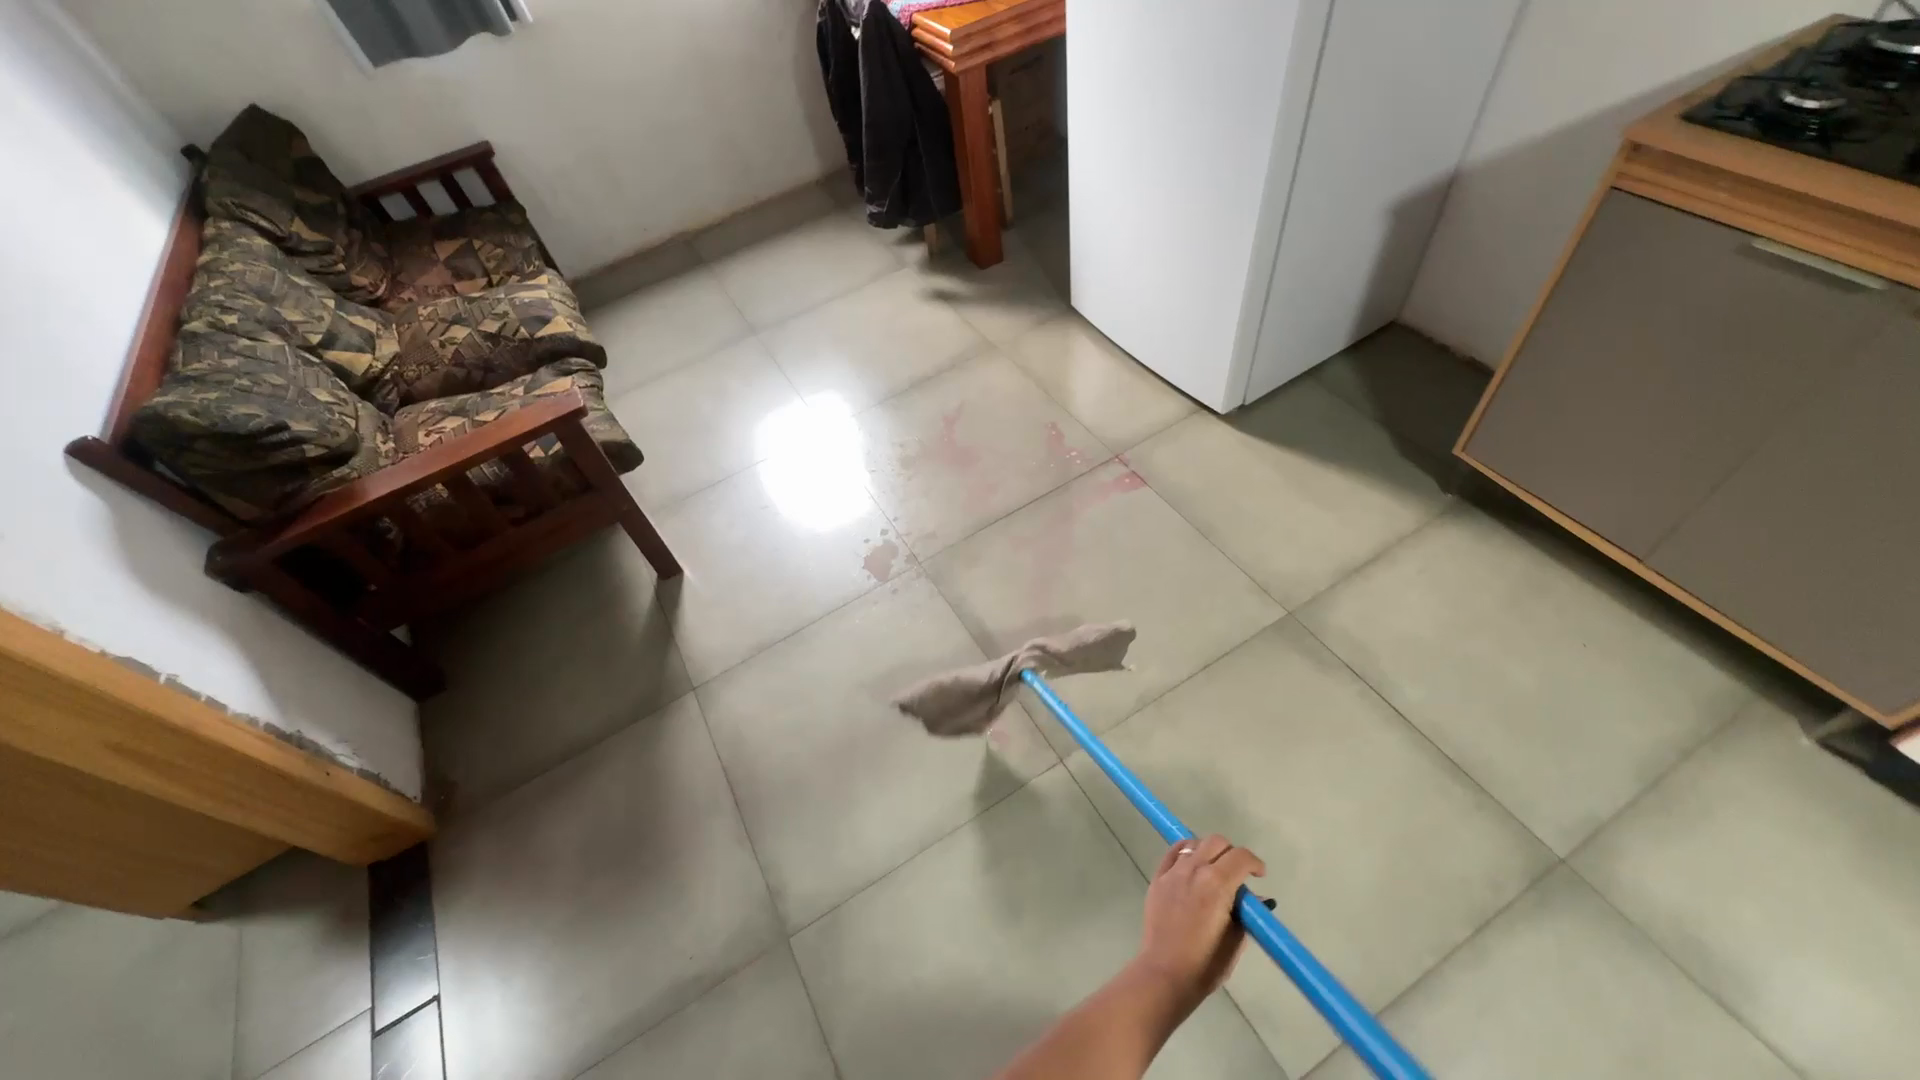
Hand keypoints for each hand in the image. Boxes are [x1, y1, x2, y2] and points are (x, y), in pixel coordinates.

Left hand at [1133, 835, 1267, 1006]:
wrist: (1166, 972)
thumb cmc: (1207, 962)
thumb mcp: (1237, 938)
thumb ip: (1246, 912)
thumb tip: (1257, 899)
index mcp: (1217, 884)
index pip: (1240, 856)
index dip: (1254, 863)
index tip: (1259, 875)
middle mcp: (1193, 869)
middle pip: (1217, 842)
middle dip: (1232, 854)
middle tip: (1238, 873)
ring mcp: (1172, 872)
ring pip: (1194, 844)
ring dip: (1210, 852)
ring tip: (1215, 870)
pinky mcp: (1157, 879)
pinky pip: (1172, 853)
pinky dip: (1185, 852)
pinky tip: (1192, 863)